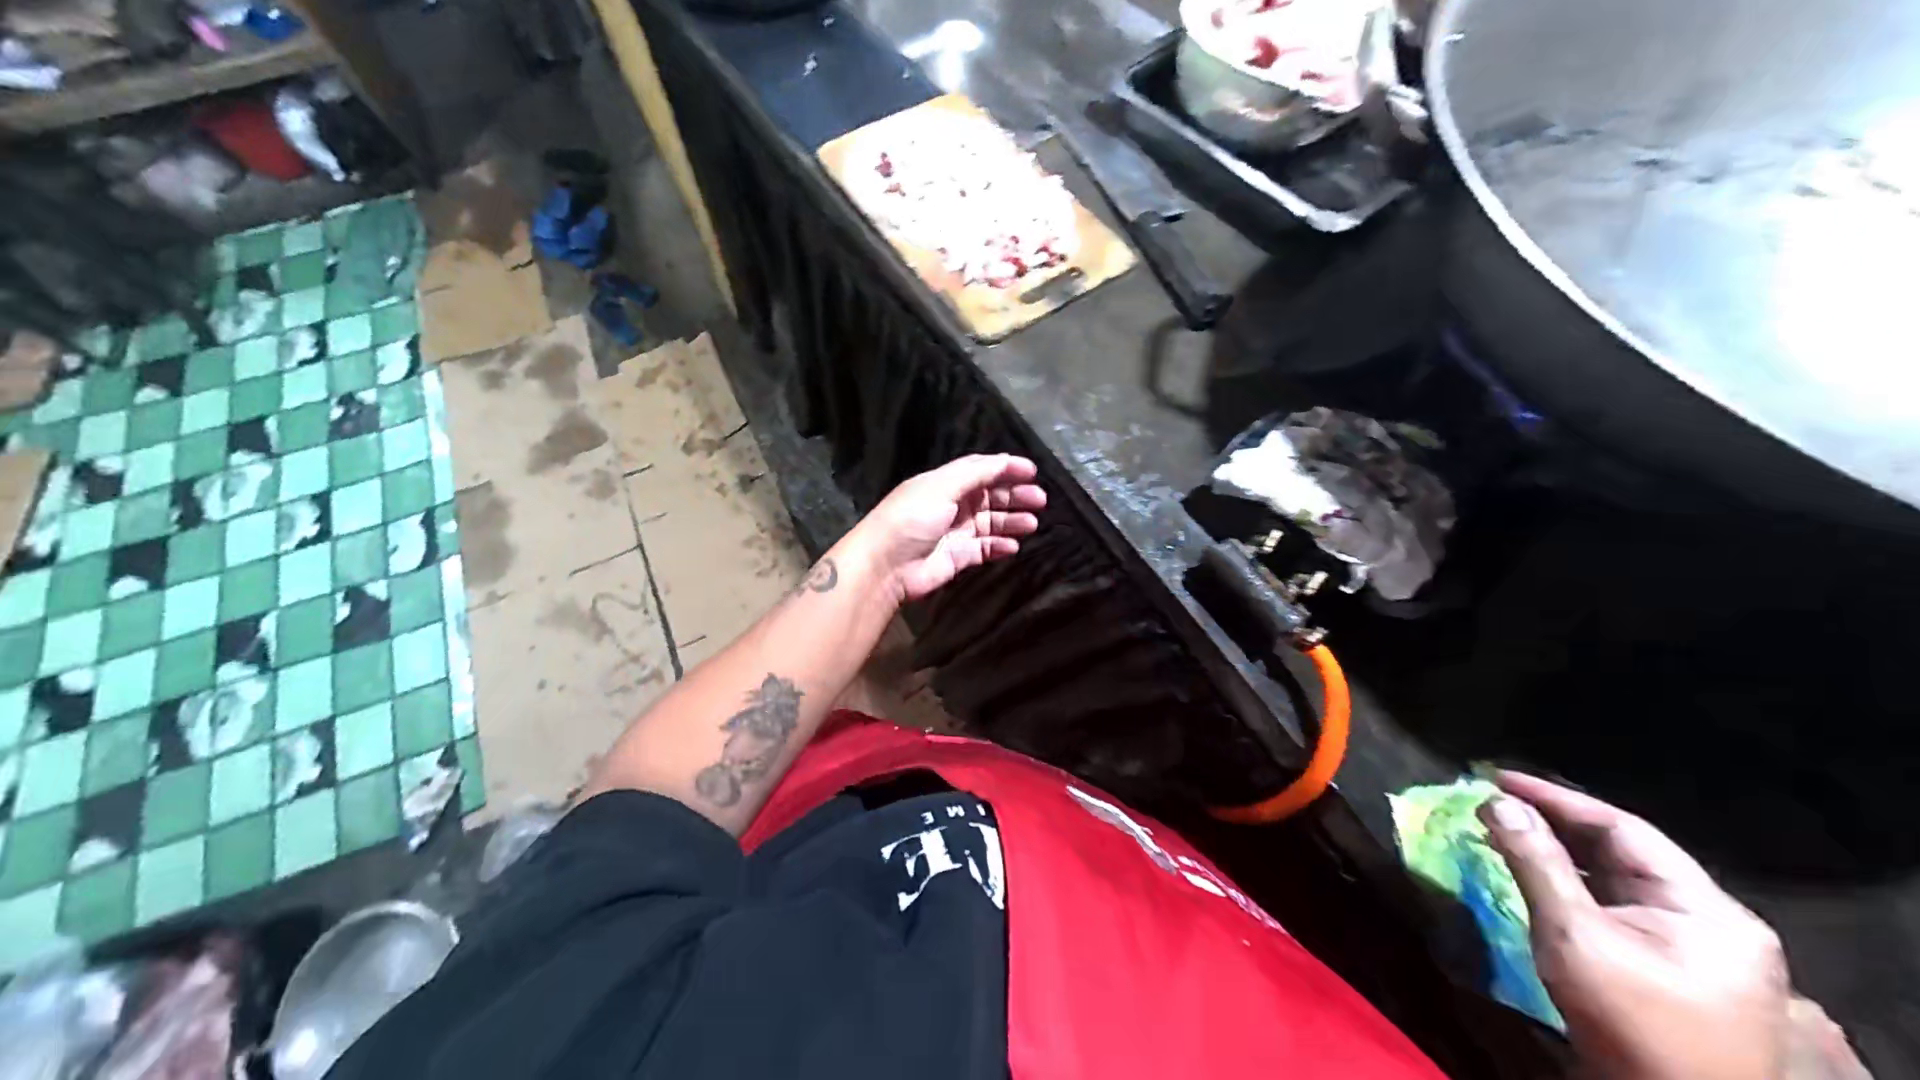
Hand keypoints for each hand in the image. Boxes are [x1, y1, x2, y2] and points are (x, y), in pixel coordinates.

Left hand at [849, 454, 1045, 602]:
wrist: (887, 565)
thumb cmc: (912, 518)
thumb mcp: (941, 486)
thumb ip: (976, 473)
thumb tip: (1006, 461)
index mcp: (945, 483)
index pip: (981, 470)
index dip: (1006, 468)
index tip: (1033, 472)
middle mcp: (952, 504)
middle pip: (990, 496)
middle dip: (1015, 495)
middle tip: (1040, 500)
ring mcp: (956, 532)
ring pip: (992, 523)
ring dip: (1012, 521)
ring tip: (1032, 523)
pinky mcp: (959, 557)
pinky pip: (986, 548)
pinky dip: (1000, 546)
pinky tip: (1014, 546)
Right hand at [1479, 771, 1791, 1079]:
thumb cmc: (1629, 1022)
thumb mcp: (1573, 935)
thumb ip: (1535, 863)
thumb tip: (1496, 801)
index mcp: (1708, 908)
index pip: (1622, 829)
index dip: (1555, 798)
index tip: (1496, 778)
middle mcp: (1713, 919)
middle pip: (1621, 851)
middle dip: (1553, 822)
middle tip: (1492, 801)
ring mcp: (1697, 946)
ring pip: (1615, 877)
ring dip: (1557, 851)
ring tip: (1502, 829)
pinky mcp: (1673, 965)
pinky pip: (1615, 904)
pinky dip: (1571, 882)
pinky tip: (1534, 872)